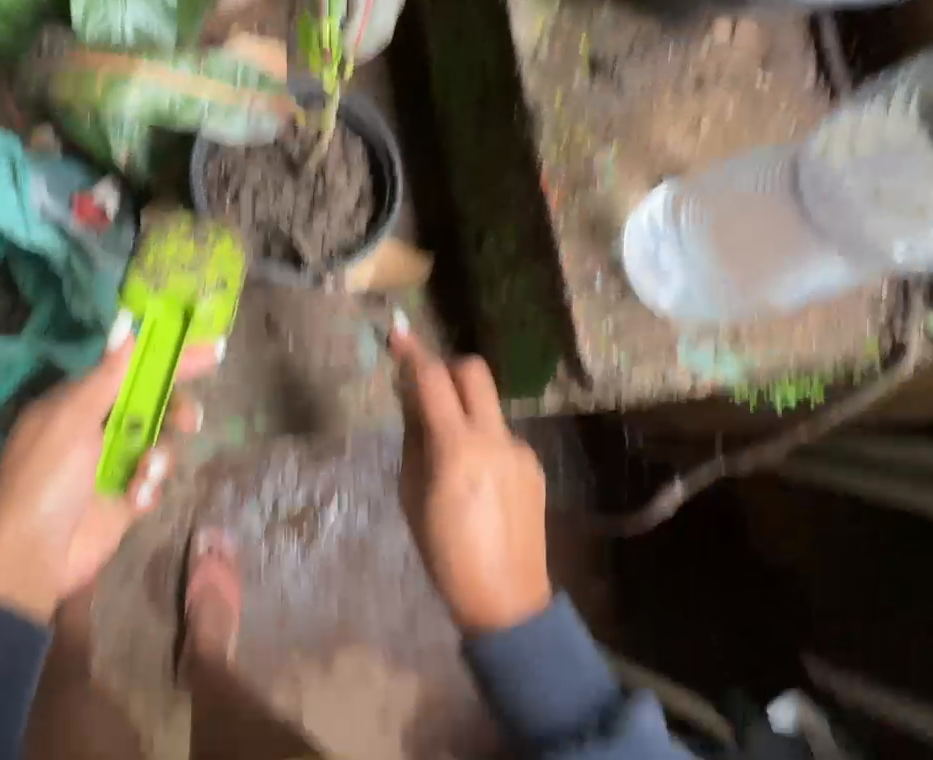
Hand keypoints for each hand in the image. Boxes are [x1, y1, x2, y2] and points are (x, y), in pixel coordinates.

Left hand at [0, 327, 217, 622]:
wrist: (31, 557)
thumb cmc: (46, 476)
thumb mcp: (72, 418)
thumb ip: (107, 375)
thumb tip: (126, 324)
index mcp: (78, 403)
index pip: (130, 370)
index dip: (168, 360)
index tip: (210, 352)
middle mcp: (96, 429)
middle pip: (153, 406)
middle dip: (175, 410)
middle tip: (191, 419)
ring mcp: (112, 466)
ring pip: (159, 444)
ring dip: (159, 455)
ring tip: (146, 472)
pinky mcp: (124, 501)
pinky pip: (153, 482)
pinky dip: (149, 487)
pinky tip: (134, 498)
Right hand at [391, 316, 552, 631]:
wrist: (506, 599)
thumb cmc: (443, 551)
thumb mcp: (411, 493)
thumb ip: (414, 439)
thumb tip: (412, 400)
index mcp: (457, 448)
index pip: (432, 381)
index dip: (412, 353)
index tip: (397, 332)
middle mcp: (494, 438)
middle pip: (475, 372)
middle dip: (448, 368)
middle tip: (428, 391)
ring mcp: (521, 451)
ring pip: (488, 407)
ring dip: (465, 412)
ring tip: (451, 459)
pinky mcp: (534, 466)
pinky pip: (501, 437)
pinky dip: (483, 442)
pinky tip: (477, 482)